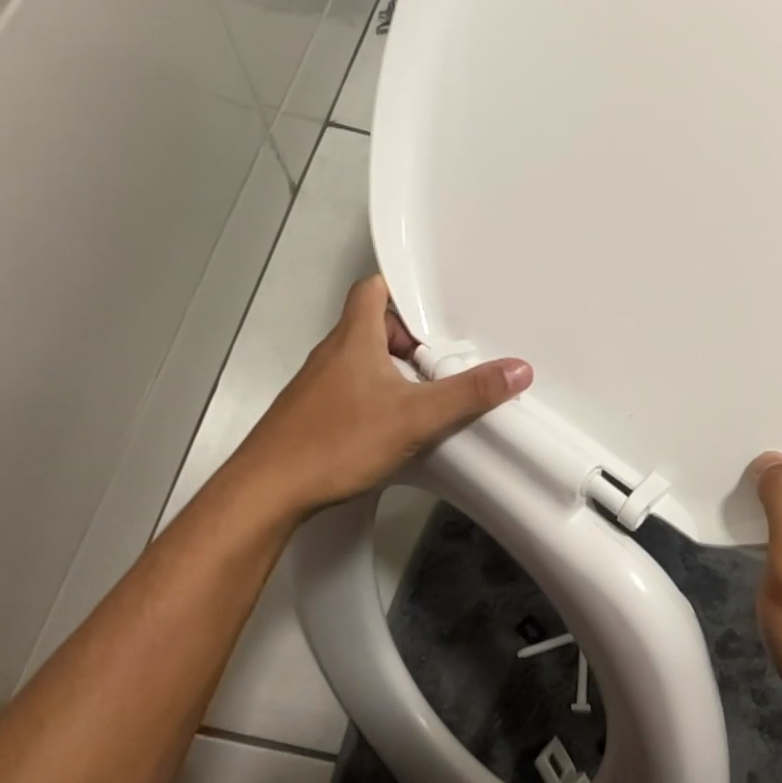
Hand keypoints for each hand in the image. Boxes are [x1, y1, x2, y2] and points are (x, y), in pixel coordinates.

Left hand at [230, 276, 532, 517]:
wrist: (266, 493)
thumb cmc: (332, 443)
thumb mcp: (415, 417)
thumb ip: (468, 394)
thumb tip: (514, 370)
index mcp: (354, 339)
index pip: (372, 289)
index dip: (401, 290)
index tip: (430, 308)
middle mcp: (332, 356)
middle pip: (373, 328)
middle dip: (409, 342)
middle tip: (437, 364)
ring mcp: (317, 387)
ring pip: (361, 363)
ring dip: (392, 374)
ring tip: (421, 400)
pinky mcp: (311, 417)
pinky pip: (349, 393)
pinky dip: (374, 401)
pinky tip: (389, 431)